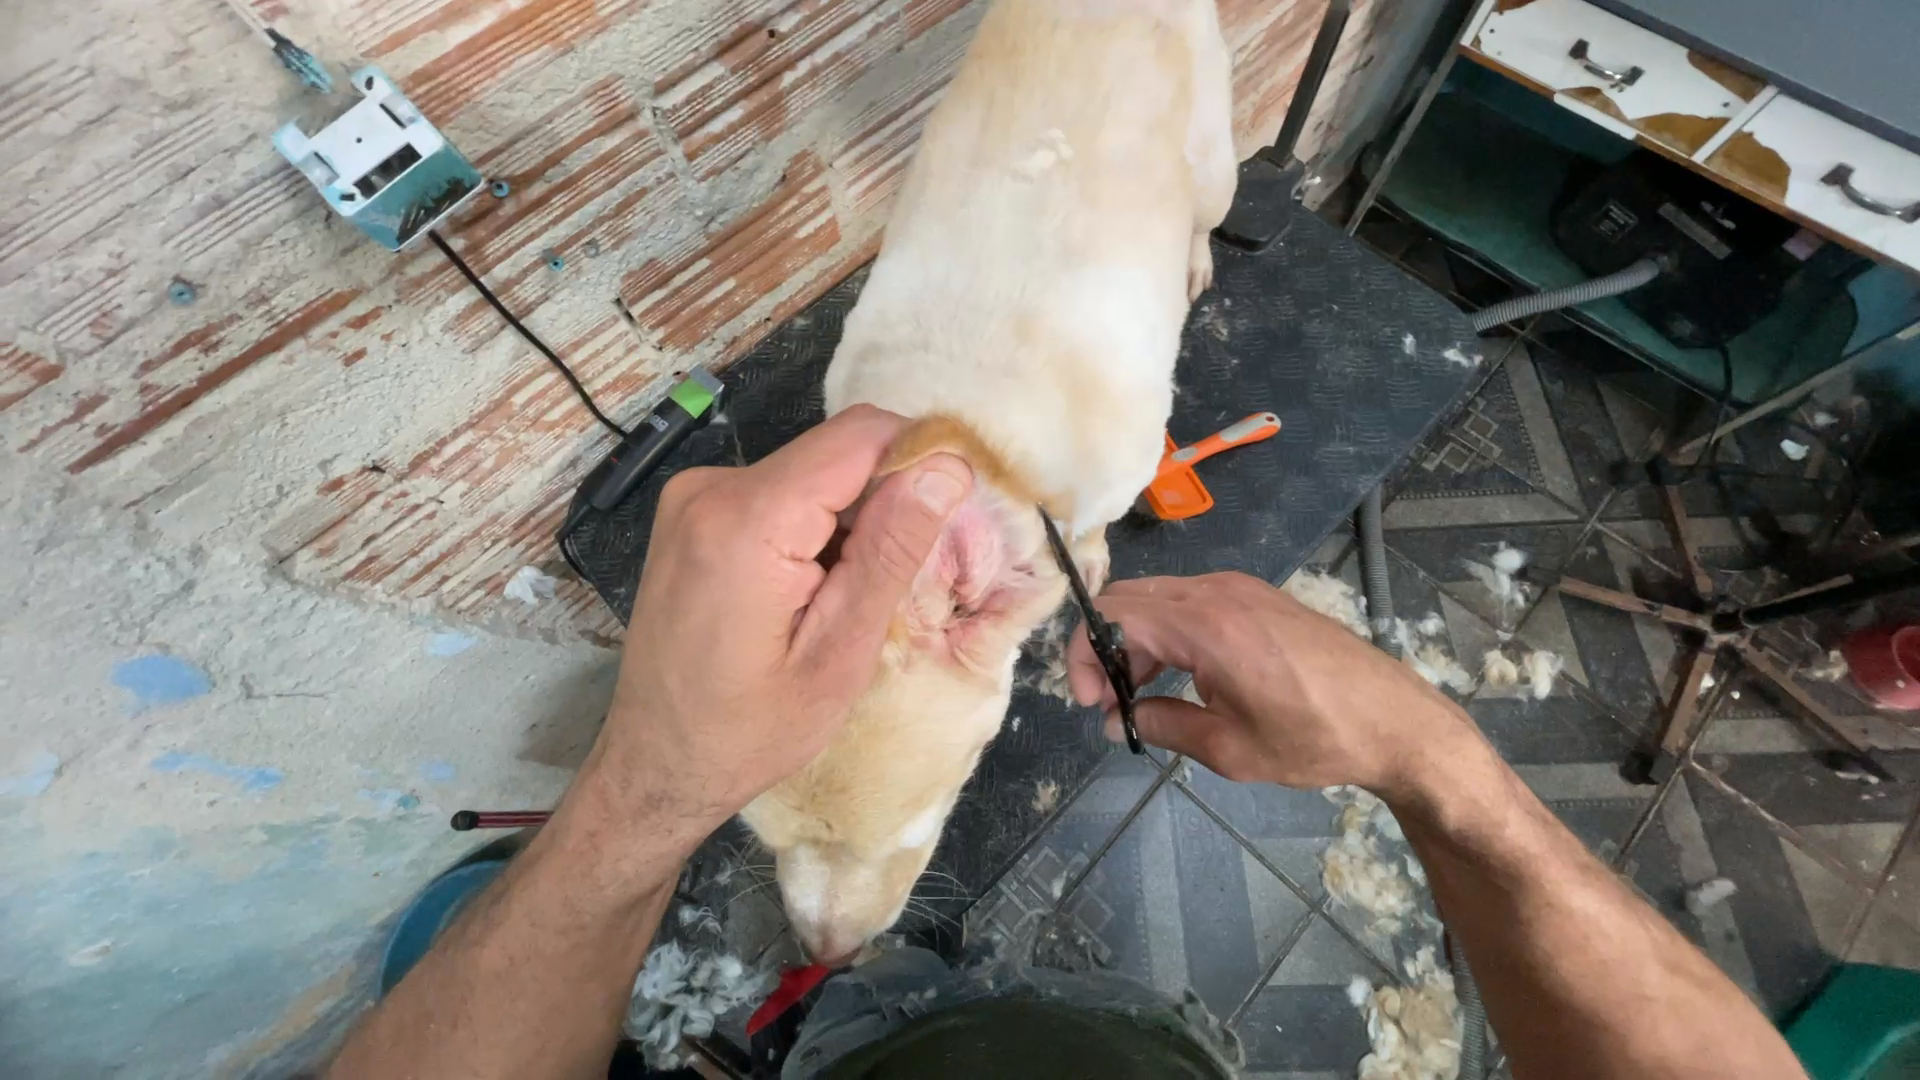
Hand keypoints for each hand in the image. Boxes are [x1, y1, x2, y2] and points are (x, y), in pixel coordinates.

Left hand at [585, 405, 972, 850]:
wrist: (657, 763)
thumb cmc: (750, 731)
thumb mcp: (839, 652)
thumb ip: (892, 550)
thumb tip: (946, 468)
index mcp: (746, 519)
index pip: (860, 435)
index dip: (919, 456)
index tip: (953, 511)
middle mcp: (710, 487)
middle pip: (835, 452)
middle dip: (885, 499)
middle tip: (902, 575)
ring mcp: (694, 496)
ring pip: (813, 471)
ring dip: (852, 518)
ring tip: (849, 593)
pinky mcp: (694, 512)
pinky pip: (781, 491)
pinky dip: (815, 526)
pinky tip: (813, 586)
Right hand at [1066, 572, 1475, 795]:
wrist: (1398, 721)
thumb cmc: (1313, 738)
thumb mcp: (1227, 748)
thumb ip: (1160, 726)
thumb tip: (1118, 719)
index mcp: (1203, 624)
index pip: (1110, 615)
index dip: (1084, 654)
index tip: (1090, 701)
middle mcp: (1215, 591)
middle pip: (1128, 600)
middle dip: (1105, 649)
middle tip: (1110, 702)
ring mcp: (1238, 587)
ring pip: (1157, 599)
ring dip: (1136, 642)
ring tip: (1141, 695)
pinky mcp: (1256, 595)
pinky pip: (1189, 602)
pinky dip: (1167, 632)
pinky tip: (1180, 675)